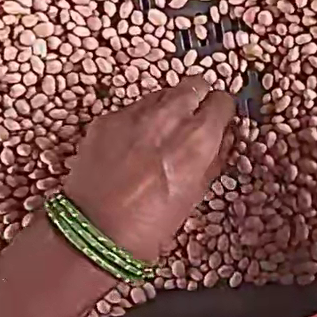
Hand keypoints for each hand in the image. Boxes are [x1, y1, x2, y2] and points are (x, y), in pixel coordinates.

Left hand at [62, 77, 235, 262]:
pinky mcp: (108, 118)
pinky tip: (133, 146)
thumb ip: (213, 159)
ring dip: (168, 107)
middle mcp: (168, 117)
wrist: (93, 232)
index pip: (222, 101)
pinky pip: (133, 107)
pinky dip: (140, 120)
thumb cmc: (149, 224)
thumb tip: (223, 138)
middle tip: (191, 123)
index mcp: (198, 138)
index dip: (221, 112)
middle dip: (197, 100)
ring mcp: (135, 114)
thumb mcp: (194, 195)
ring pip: (163, 93)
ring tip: (160, 136)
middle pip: (195, 84)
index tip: (217, 121)